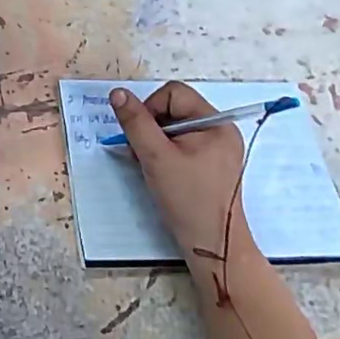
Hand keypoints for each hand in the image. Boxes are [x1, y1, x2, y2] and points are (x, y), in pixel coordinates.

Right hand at [110, 82, 245, 259]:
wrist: (211, 245)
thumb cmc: (187, 199)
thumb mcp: (155, 156)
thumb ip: (135, 122)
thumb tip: (118, 93)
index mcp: (217, 123)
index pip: (174, 94)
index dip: (150, 108)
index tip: (140, 136)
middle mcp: (221, 130)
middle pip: (174, 108)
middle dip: (151, 126)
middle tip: (141, 152)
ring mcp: (218, 148)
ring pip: (175, 127)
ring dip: (155, 140)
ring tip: (148, 163)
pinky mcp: (211, 163)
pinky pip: (182, 143)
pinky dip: (165, 151)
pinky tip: (157, 170)